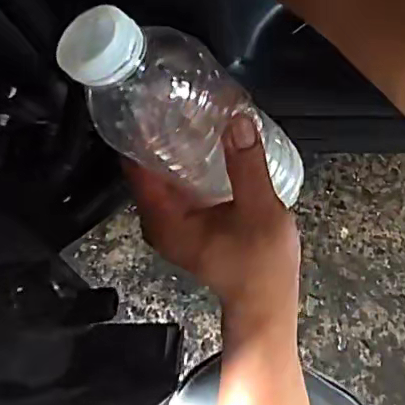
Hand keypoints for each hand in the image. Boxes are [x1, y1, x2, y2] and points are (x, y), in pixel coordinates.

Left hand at [125, 112, 300, 326]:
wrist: (268, 305)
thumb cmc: (260, 268)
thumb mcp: (259, 209)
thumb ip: (247, 165)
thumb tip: (237, 121)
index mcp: (165, 220)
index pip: (136, 165)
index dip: (142, 130)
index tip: (155, 101)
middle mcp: (161, 222)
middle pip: (148, 166)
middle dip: (162, 133)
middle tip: (181, 100)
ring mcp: (175, 224)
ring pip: (164, 174)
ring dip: (177, 146)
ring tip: (197, 114)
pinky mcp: (190, 224)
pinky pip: (179, 184)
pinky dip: (189, 163)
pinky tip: (211, 145)